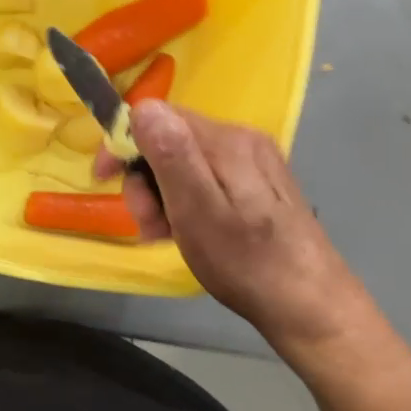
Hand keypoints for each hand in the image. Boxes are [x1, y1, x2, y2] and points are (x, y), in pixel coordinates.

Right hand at [97, 101, 372, 350]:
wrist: (307, 303)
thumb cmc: (244, 262)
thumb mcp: (198, 211)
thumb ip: (172, 157)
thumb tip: (142, 107)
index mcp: (226, 142)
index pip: (157, 116)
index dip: (123, 144)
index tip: (103, 181)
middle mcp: (241, 140)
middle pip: (170, 139)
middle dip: (144, 178)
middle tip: (148, 224)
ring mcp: (253, 161)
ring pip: (184, 160)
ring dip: (161, 194)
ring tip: (165, 234)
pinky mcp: (259, 183)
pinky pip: (204, 177)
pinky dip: (183, 201)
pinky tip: (187, 231)